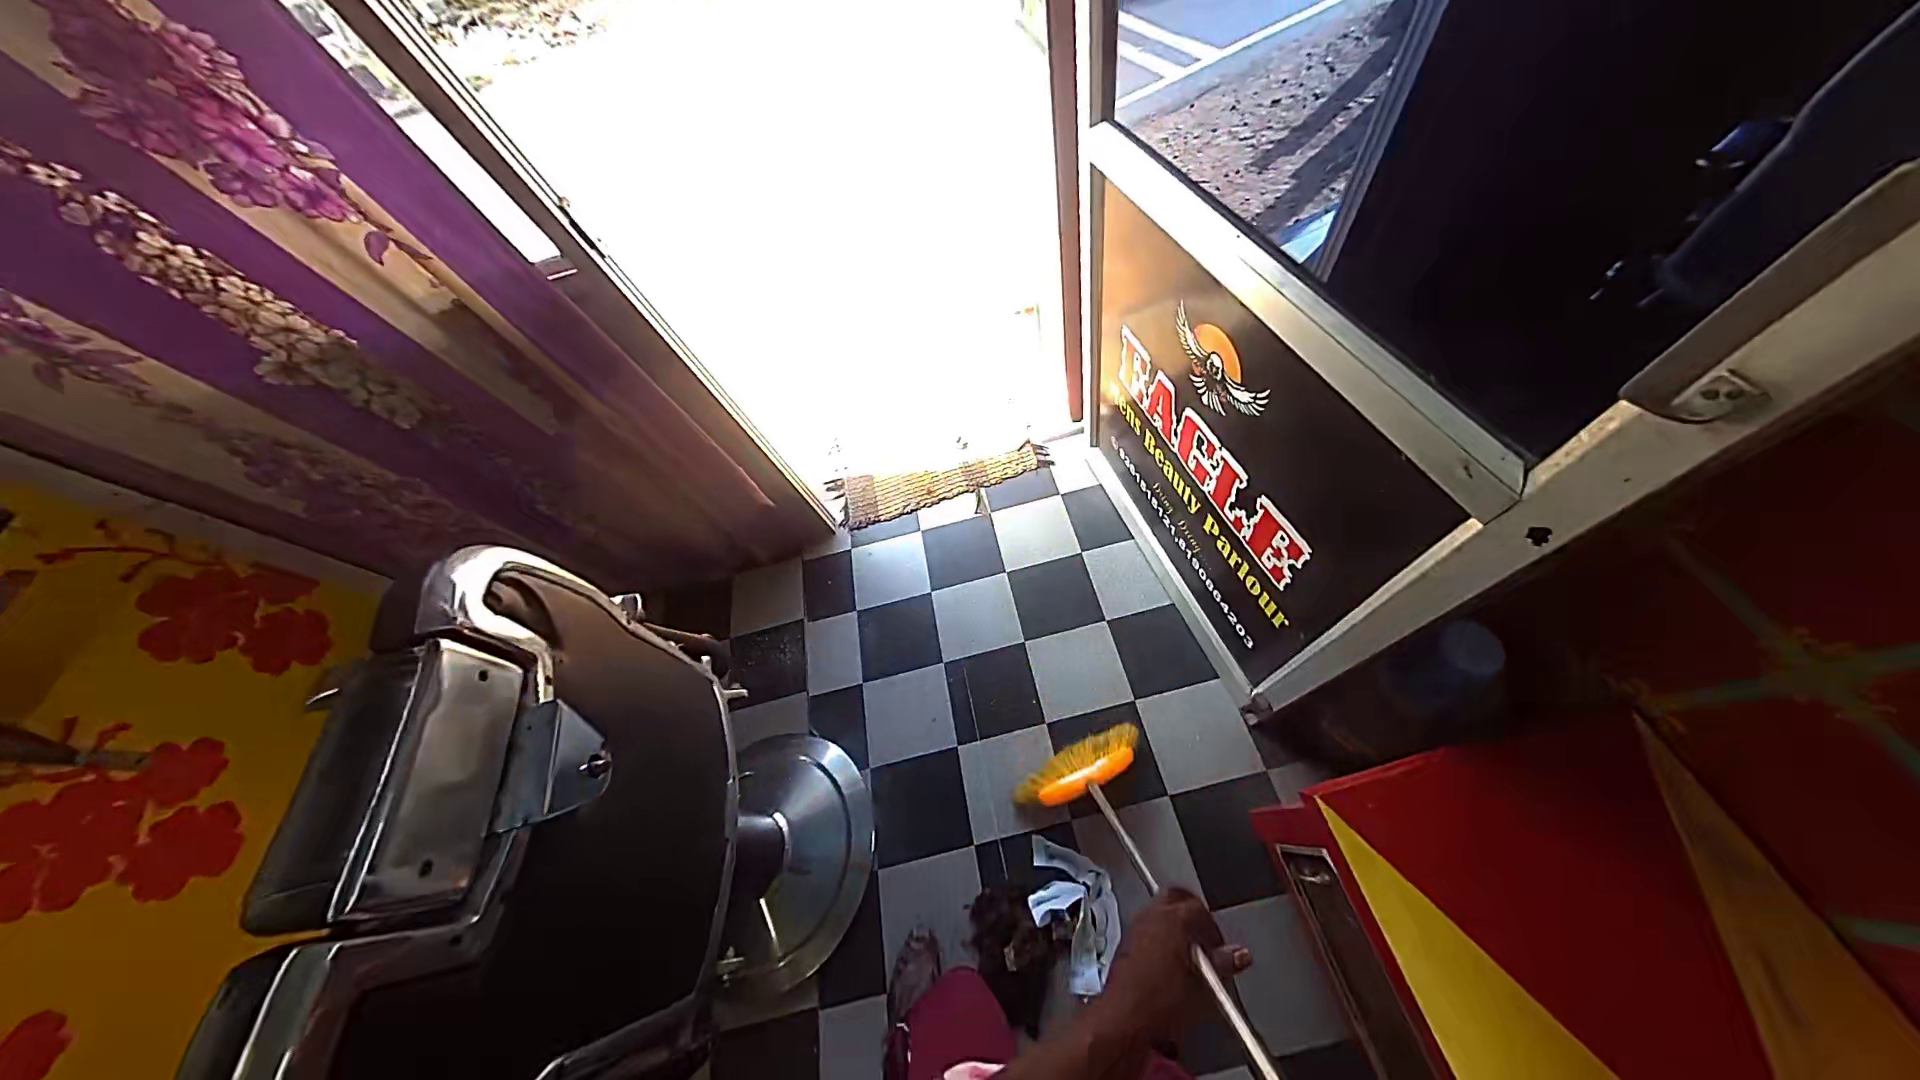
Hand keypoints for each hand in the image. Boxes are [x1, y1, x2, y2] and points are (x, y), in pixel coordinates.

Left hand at [1095, 888, 1252, 1043]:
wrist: (1128, 1015)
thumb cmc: (1162, 999)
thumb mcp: (1204, 984)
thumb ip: (1223, 963)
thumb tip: (1240, 955)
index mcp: (1176, 918)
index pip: (1200, 909)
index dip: (1214, 928)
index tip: (1220, 946)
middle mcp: (1154, 914)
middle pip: (1177, 897)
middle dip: (1192, 912)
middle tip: (1205, 936)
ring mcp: (1138, 924)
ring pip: (1160, 908)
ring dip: (1175, 922)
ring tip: (1188, 949)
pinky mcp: (1127, 938)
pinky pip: (1147, 924)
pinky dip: (1159, 933)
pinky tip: (1167, 959)